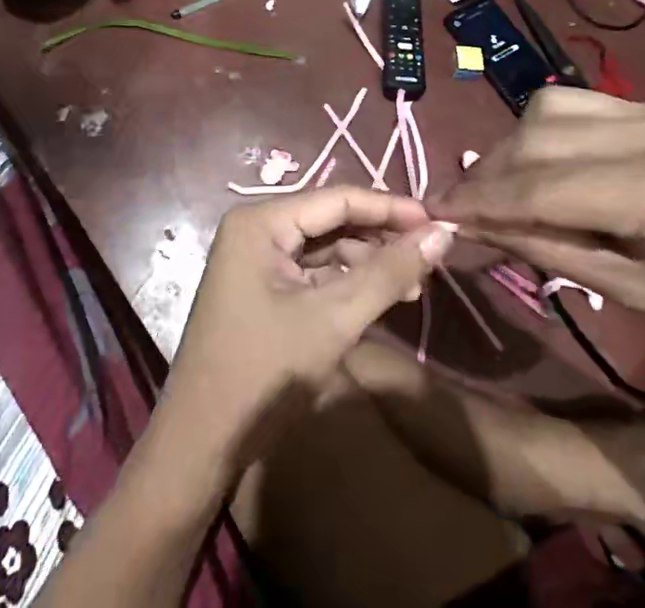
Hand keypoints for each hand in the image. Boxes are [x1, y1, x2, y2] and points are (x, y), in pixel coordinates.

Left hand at [165, 188, 453, 464]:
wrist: (201, 445)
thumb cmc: (264, 372)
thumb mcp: (335, 318)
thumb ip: (390, 272)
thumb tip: (444, 233)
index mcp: (261, 223)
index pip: (339, 199)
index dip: (392, 208)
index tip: (438, 224)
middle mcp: (256, 232)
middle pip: (334, 221)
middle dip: (382, 240)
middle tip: (429, 260)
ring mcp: (257, 263)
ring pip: (328, 249)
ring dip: (371, 264)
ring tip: (413, 287)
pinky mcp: (263, 292)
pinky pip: (316, 274)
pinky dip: (350, 284)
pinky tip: (382, 299)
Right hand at [431, 90, 644, 363]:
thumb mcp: (636, 295)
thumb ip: (550, 250)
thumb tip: (475, 226)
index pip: (543, 184)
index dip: (479, 199)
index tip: (432, 213)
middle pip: (540, 133)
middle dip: (488, 172)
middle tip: (462, 210)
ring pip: (553, 107)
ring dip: (514, 146)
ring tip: (500, 190)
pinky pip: (583, 106)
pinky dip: (546, 134)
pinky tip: (542, 167)